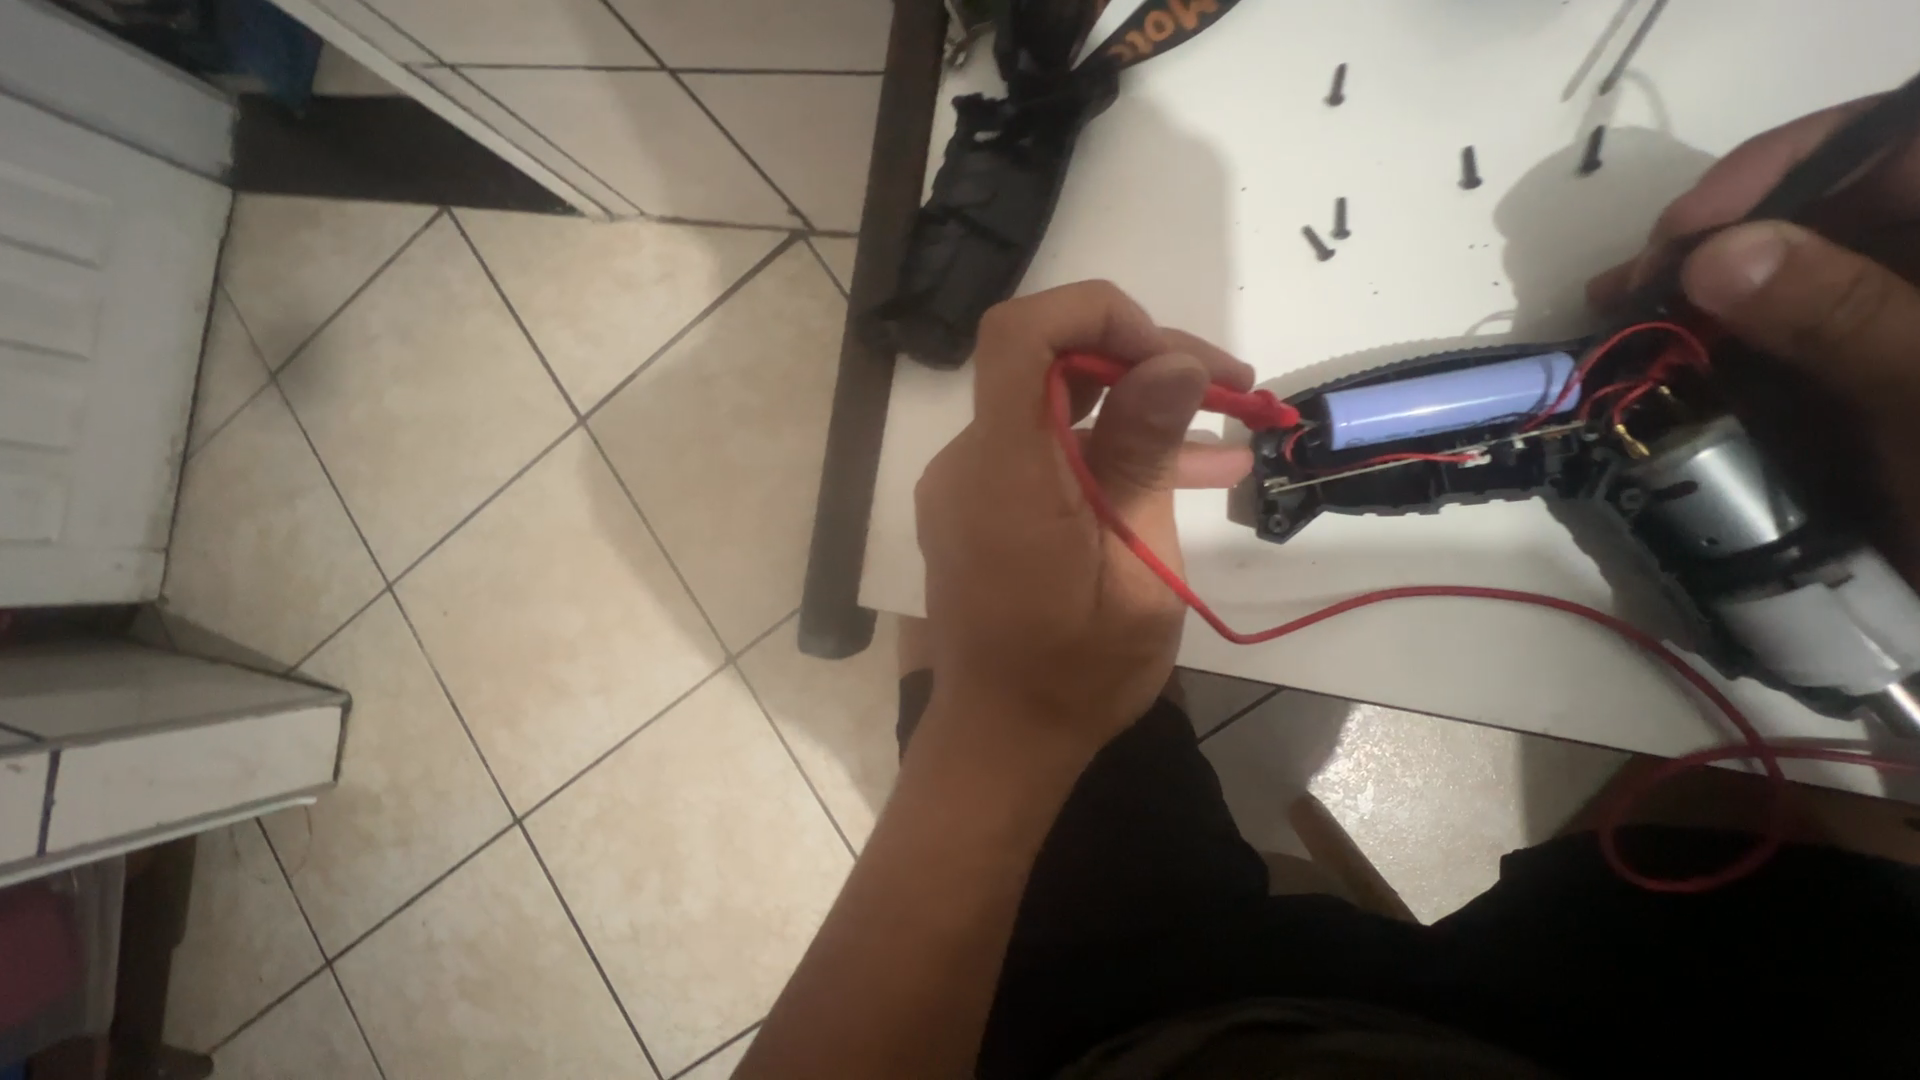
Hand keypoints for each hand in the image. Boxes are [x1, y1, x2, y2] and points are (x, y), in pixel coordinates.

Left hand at [914, 281, 1253, 752]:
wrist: (1002, 738)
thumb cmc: (1076, 676)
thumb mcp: (1135, 573)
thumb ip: (1143, 461)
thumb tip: (1174, 362)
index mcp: (1005, 477)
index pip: (1020, 336)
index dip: (1096, 312)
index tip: (1171, 355)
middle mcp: (970, 464)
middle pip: (1049, 362)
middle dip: (1145, 360)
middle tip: (1233, 389)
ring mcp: (969, 483)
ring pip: (1054, 405)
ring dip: (1140, 406)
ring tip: (1232, 427)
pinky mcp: (981, 504)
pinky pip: (1044, 451)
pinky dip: (1108, 449)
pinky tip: (1189, 468)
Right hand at [1588, 96, 1919, 579]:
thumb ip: (1844, 312)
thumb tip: (1714, 255)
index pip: (1896, 144)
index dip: (1788, 164)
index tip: (1691, 227)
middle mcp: (1918, 263)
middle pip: (1822, 204)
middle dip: (1718, 232)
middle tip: (1626, 281)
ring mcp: (1880, 315)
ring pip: (1779, 265)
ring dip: (1692, 283)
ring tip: (1613, 307)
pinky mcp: (1839, 366)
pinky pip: (1760, 329)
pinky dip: (1701, 333)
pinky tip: (1648, 342)